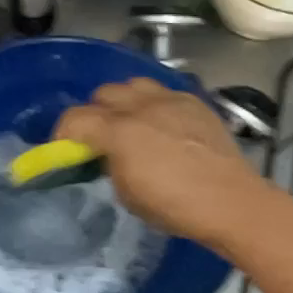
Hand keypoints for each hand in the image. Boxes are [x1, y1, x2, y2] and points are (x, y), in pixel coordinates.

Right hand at [55, 77, 269, 248]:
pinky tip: (162, 126)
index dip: (63, 133)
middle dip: (95, 114)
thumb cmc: (174, 206)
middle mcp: (142, 107)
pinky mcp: (194, 102)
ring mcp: (171, 100)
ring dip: (124, 102)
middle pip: (103, 94)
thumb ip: (110, 165)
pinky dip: (153, 105)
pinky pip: (163, 93)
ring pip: (133, 85)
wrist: (230, 201)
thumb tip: (109, 154)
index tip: (64, 149)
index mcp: (120, 132)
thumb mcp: (127, 194)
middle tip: (99, 138)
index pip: (75, 118)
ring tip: (130, 123)